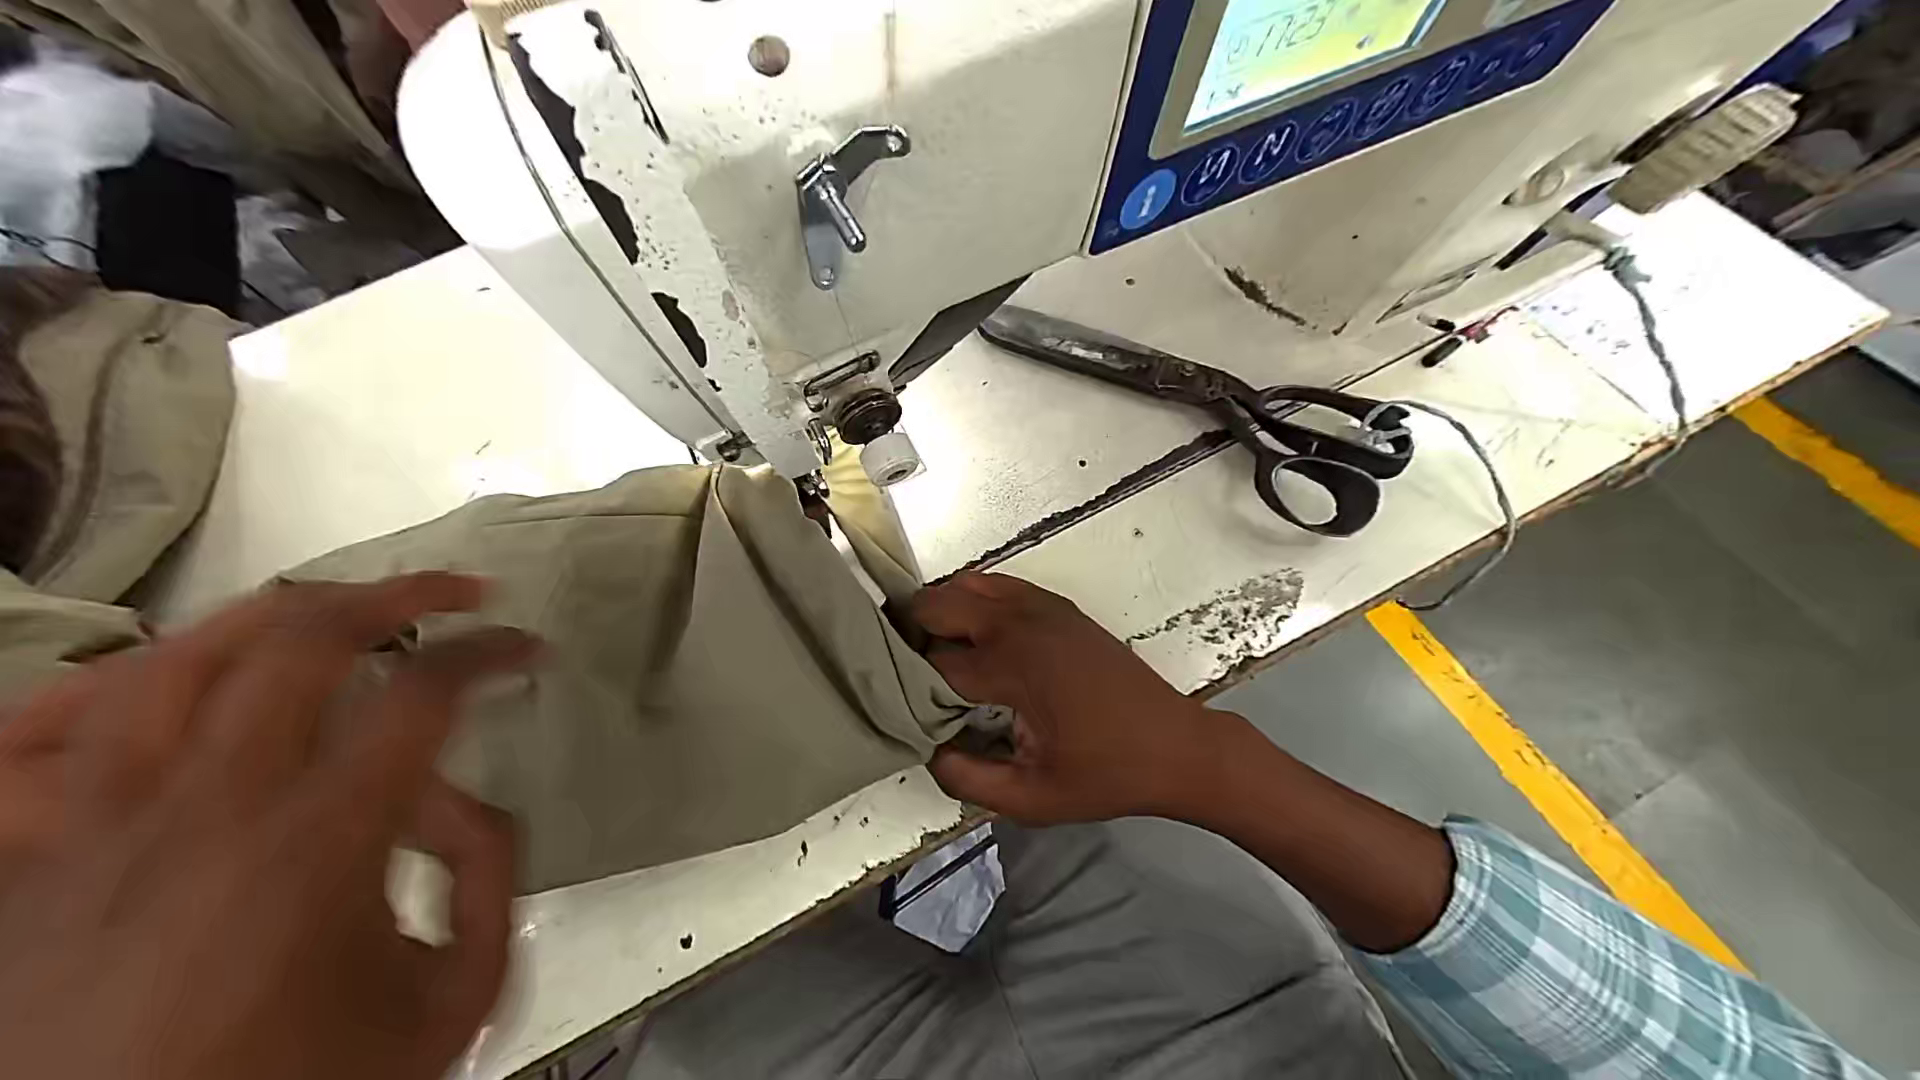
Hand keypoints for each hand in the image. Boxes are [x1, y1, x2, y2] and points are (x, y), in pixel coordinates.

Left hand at [0, 574, 538, 1079]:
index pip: (424, 692)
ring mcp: (95, 833)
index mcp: (320, 843)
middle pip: (302, 643)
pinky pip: (27, 742)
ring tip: (337, 604)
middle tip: (457, 593)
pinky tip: (164, 666)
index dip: (490, 650)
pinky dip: (95, 686)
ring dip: (271, 613)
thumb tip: (460, 791)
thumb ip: (489, 869)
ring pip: (168, 662)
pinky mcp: (24, 865)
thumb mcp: (452, 990)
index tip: (526, 648)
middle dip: (400, 595)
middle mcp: (205, 812)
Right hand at [911, 573, 1251, 824]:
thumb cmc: (1106, 773)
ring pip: (966, 584)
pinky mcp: (1058, 606)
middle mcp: (1020, 622)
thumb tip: (926, 748)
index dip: (909, 683)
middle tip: (907, 674)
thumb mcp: (1032, 797)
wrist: (1177, 745)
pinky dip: (973, 601)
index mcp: (1013, 665)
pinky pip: (998, 585)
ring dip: (942, 612)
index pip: (933, 661)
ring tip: (936, 653)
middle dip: (912, 632)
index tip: (900, 704)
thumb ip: (966, 777)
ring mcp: (1042, 606)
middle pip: (939, 603)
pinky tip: (977, 638)